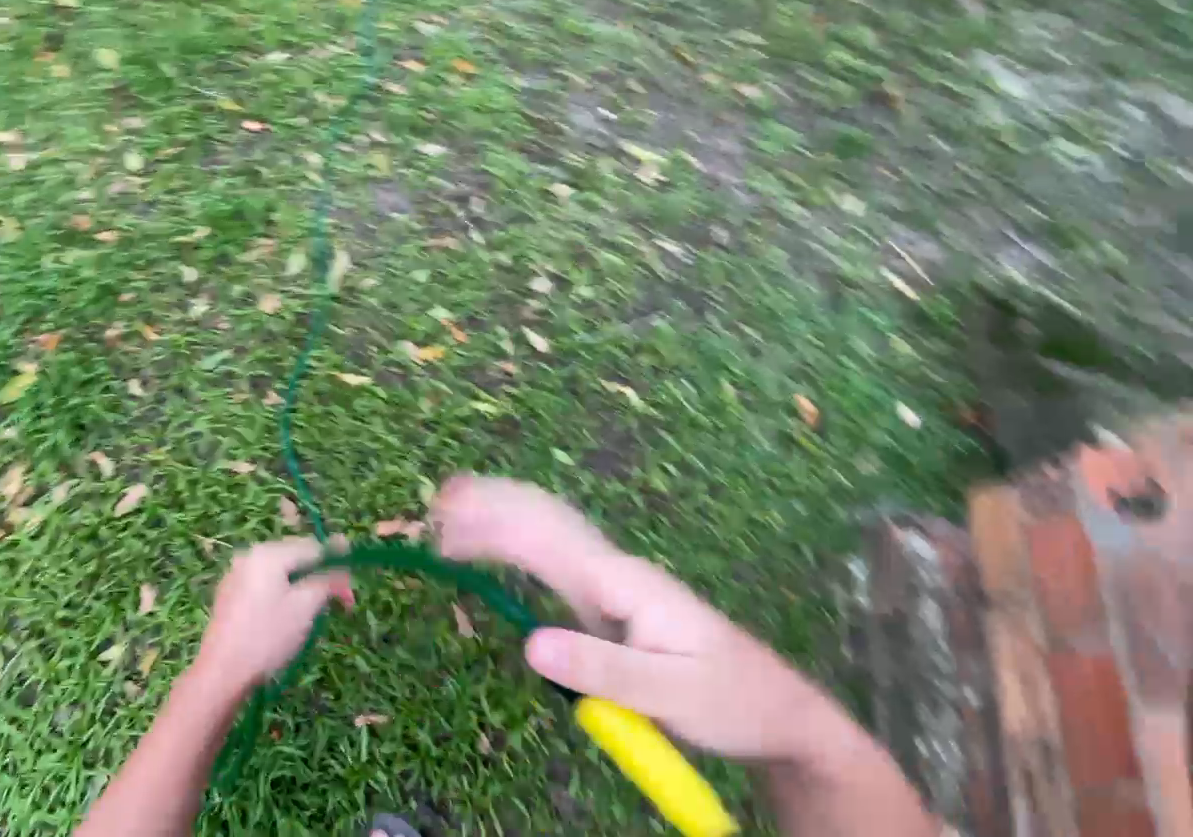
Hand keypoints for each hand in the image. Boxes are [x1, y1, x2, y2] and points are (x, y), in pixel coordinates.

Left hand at [195, 538, 352, 692]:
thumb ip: (326, 582)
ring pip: (280, 573)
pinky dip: (282, 595)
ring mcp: (236, 575)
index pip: (311, 547)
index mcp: (268, 553)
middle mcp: (249, 556)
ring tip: (316, 612)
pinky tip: (288, 618)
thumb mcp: (305, 607)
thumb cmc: (267, 636)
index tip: (353, 583)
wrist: (222, 671)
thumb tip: (341, 570)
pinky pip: (264, 585)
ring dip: (302, 587)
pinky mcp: (229, 596)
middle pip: (294, 558)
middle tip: (341, 602)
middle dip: (320, 576)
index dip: (337, 562)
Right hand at [430, 474, 842, 763]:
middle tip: (435, 504)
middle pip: (541, 517)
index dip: (491, 530)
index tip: (445, 533)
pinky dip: (513, 538)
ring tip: (447, 507)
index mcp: (622, 580)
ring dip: (497, 511)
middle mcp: (609, 569)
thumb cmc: (732, 702)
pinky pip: (549, 555)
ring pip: (544, 527)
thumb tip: (528, 643)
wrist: (780, 711)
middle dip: (488, 502)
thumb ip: (602, 669)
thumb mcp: (673, 694)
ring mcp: (606, 582)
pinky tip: (489, 541)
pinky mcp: (602, 602)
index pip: (544, 539)